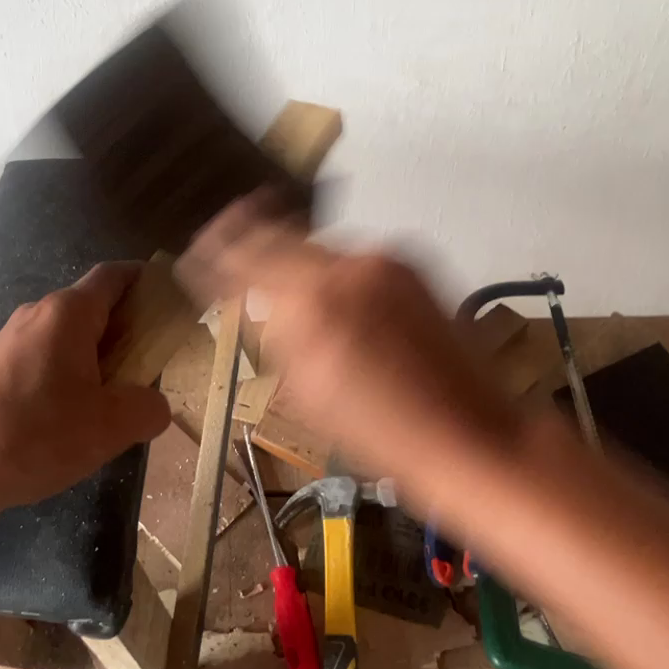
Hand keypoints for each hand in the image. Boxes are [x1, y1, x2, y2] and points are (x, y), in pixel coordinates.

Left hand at [0, 262, 171, 525]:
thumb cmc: (35, 436)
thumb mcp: (111, 427)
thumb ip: (149, 407)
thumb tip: (152, 403)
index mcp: (68, 313)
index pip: (116, 275)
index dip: (148, 282)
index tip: (172, 304)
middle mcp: (37, 315)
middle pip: (95, 308)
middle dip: (129, 331)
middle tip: (151, 371)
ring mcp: (11, 342)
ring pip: (70, 339)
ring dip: (100, 361)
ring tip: (114, 406)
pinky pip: (47, 361)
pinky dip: (71, 378)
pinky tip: (73, 422)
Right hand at [177, 194, 524, 477]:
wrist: (471, 434)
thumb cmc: (383, 434)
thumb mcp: (306, 392)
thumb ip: (276, 337)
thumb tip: (257, 305)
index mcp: (310, 305)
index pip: (242, 260)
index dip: (213, 255)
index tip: (197, 255)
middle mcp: (345, 269)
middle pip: (277, 234)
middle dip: (248, 239)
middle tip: (223, 240)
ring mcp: (384, 261)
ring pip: (318, 247)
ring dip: (297, 261)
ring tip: (290, 290)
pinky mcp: (413, 265)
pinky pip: (355, 259)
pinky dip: (337, 273)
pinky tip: (338, 301)